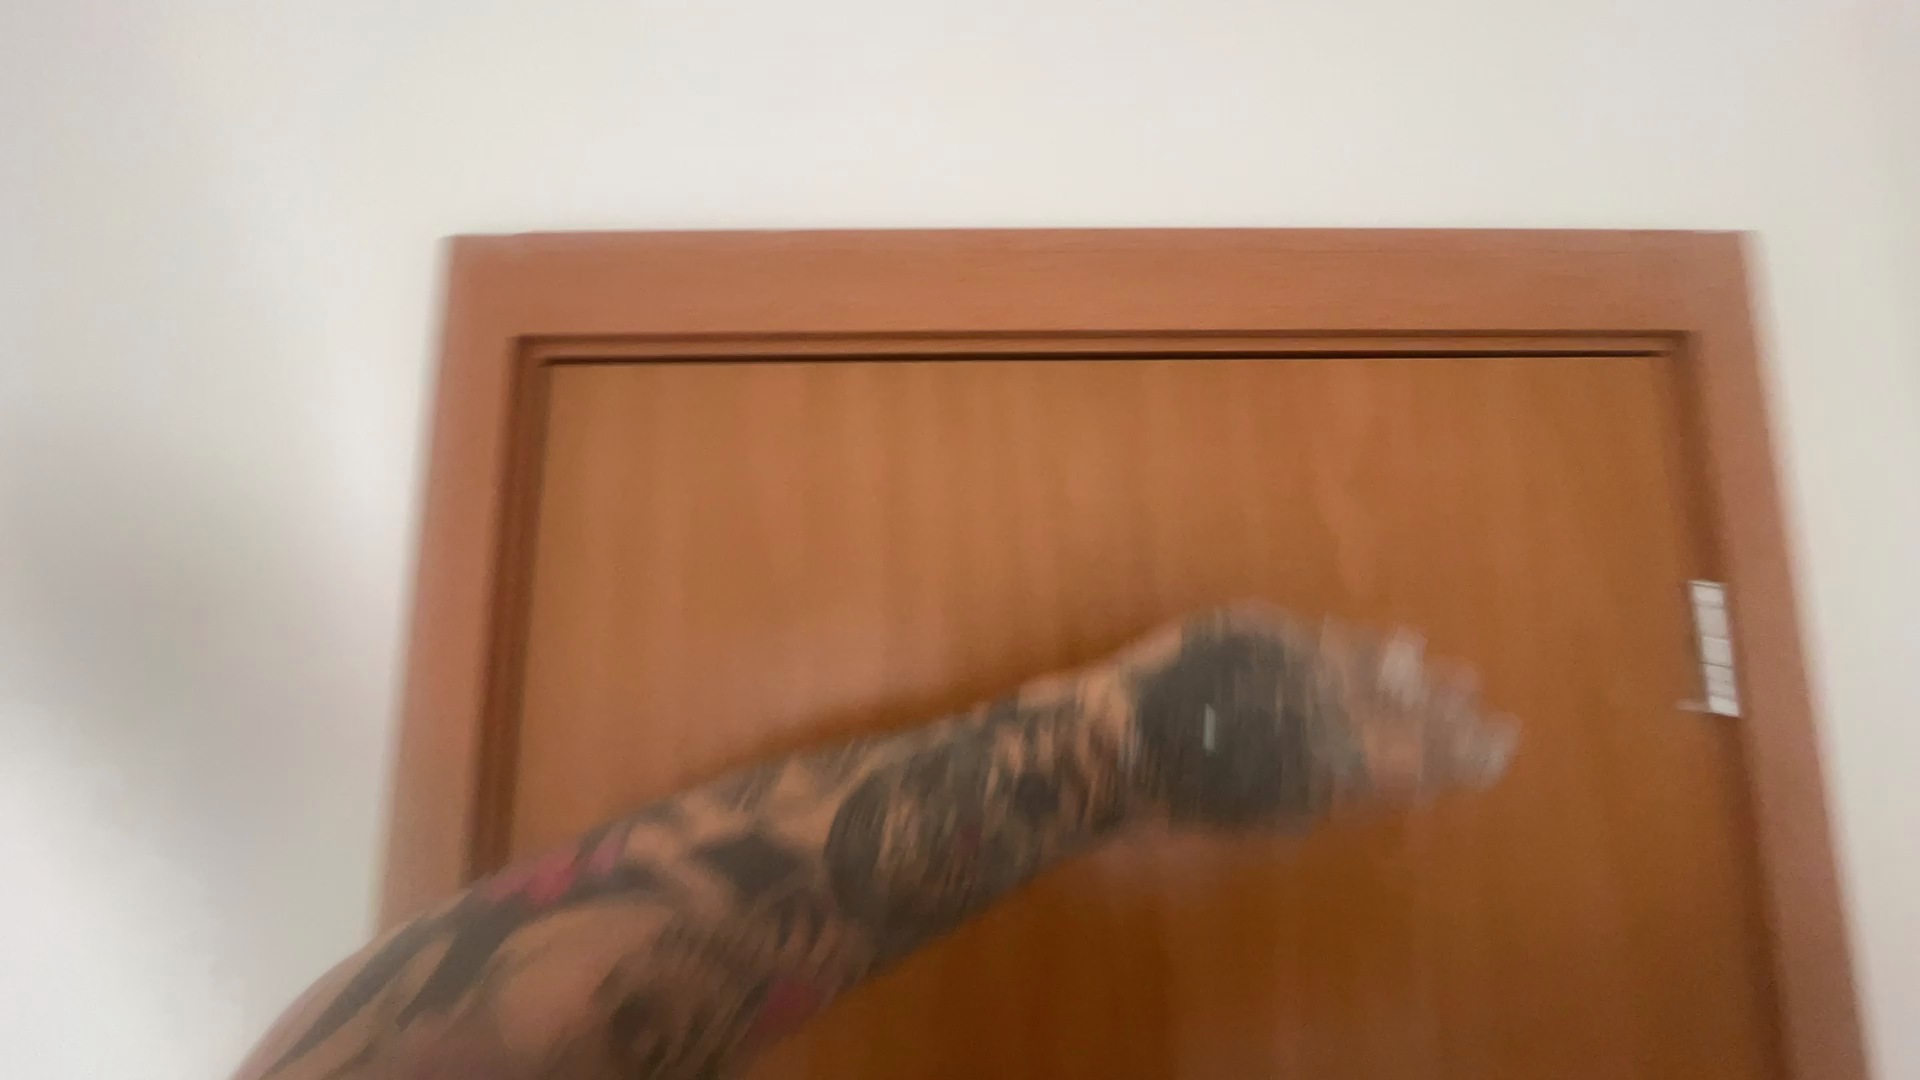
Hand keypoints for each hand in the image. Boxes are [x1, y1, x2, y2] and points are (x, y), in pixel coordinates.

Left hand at [1102, 604, 1516, 827]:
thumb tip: (1393, 774)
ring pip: (1362, 664)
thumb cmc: (1184, 795)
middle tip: (1486, 707)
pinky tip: (1391, 646)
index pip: (1414, 757)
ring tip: (1449, 673)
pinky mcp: (1249, 630)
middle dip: (1445, 710)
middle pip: (1398, 706)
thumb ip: (1336, 788)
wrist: (1112, 741)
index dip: (1460, 753)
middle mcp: (1310, 708)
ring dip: (1408, 672)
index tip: (1499, 748)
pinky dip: (1353, 646)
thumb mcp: (1269, 812)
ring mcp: (1279, 662)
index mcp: (1322, 767)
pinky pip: (1316, 638)